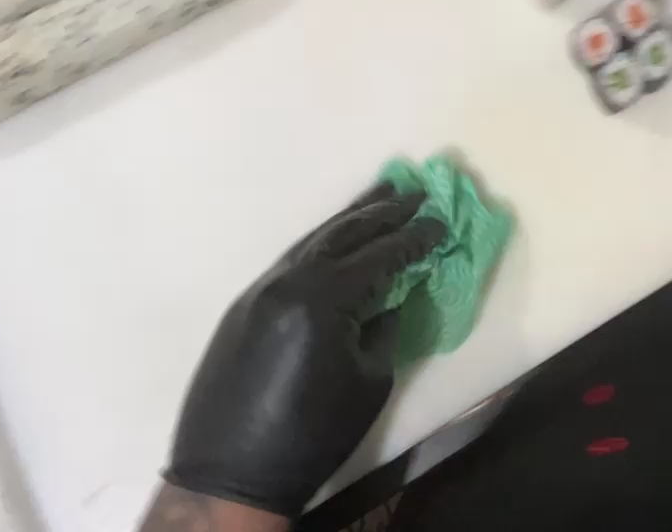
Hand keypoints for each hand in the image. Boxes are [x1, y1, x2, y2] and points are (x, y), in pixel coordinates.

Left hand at [164, 185, 444, 515]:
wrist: (229, 479)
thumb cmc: (314, 434)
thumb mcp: (371, 379)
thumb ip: (384, 324)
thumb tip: (393, 293)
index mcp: (323, 299)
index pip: (381, 255)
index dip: (415, 238)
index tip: (442, 223)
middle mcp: (289, 280)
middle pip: (345, 232)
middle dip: (385, 211)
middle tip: (416, 193)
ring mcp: (262, 288)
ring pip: (316, 237)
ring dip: (353, 217)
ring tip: (383, 193)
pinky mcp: (245, 303)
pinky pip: (294, 259)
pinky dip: (324, 241)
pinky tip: (342, 237)